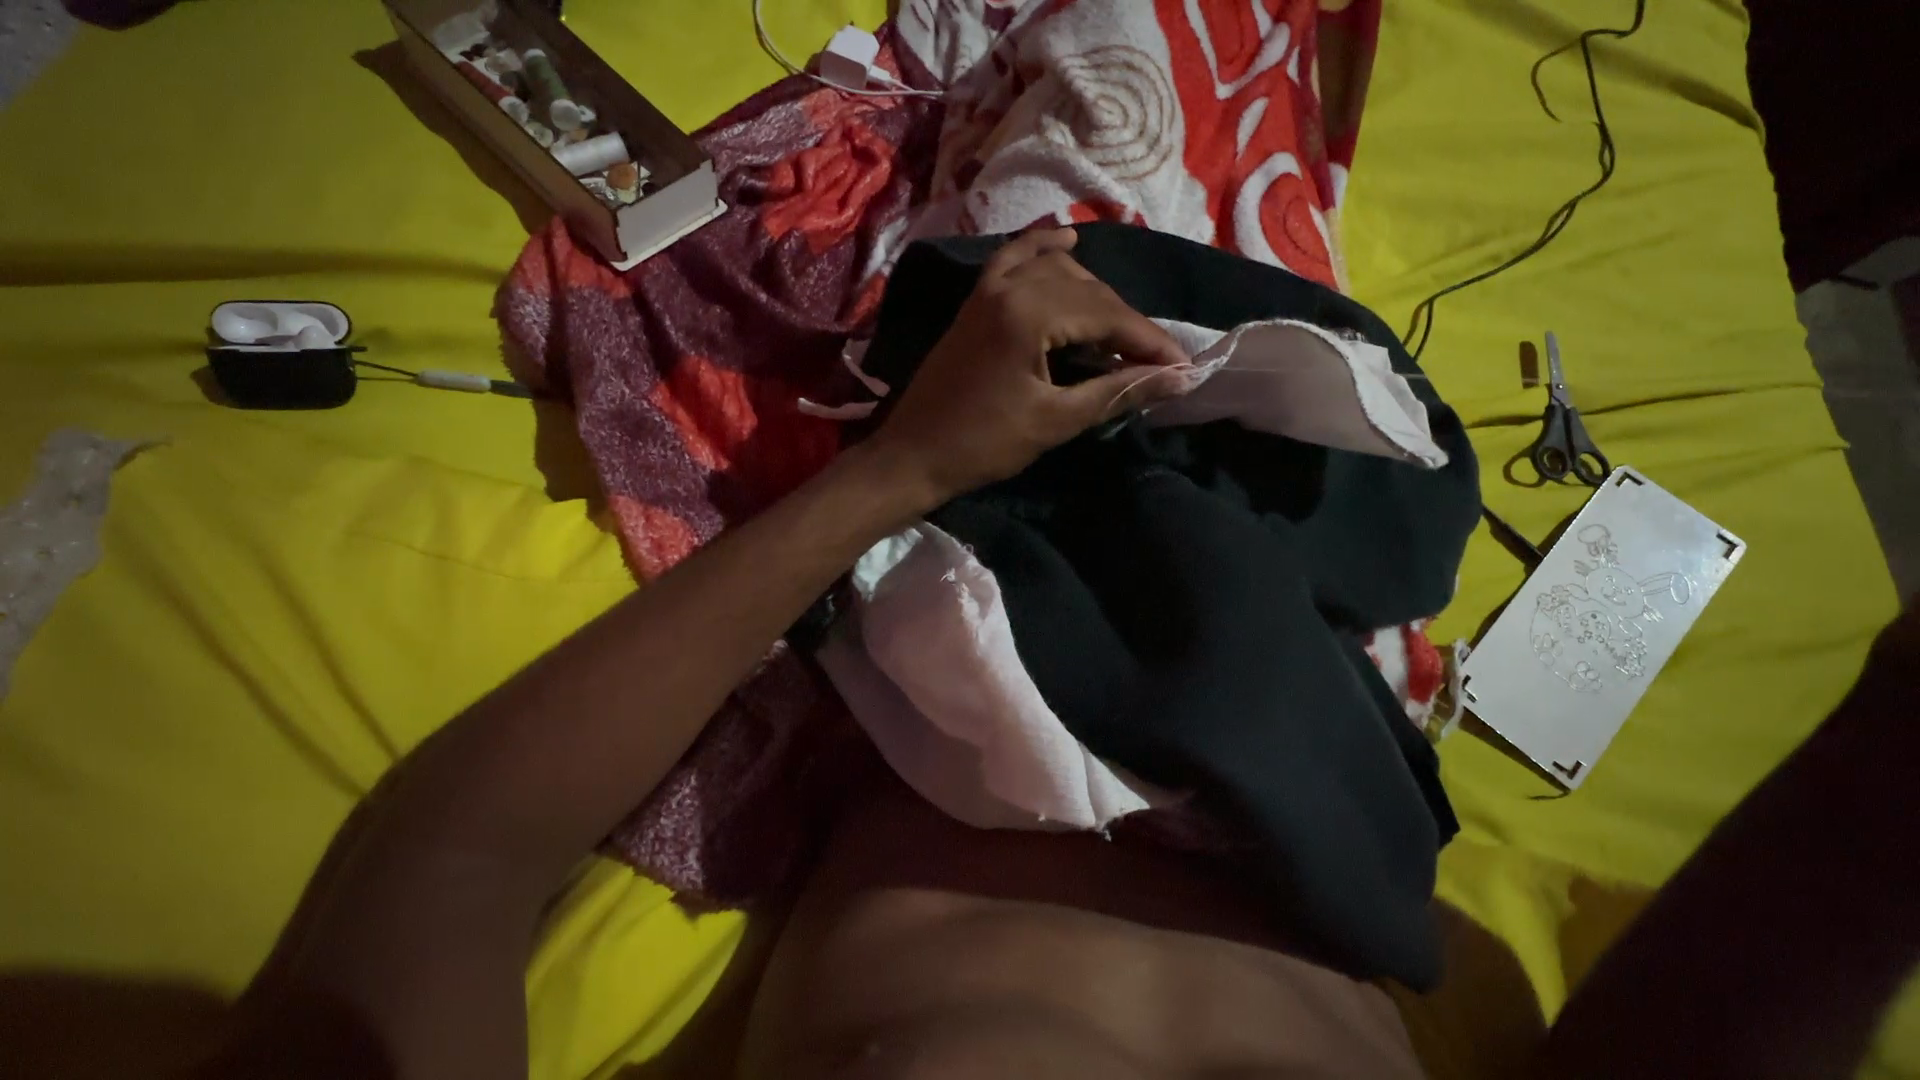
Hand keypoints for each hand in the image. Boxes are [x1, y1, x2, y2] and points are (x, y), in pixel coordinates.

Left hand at [866, 227, 1192, 504]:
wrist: (913, 454)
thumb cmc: (983, 444)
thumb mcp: (1055, 421)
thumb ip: (1117, 391)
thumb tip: (1178, 378)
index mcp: (1030, 313)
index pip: (1110, 316)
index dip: (1151, 343)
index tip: (1186, 367)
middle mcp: (1011, 286)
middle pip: (1091, 292)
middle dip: (1129, 326)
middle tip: (1159, 361)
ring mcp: (989, 288)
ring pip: (1059, 273)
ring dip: (1097, 297)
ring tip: (1122, 336)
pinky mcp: (976, 299)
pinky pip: (1016, 259)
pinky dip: (1044, 252)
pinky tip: (1068, 244)